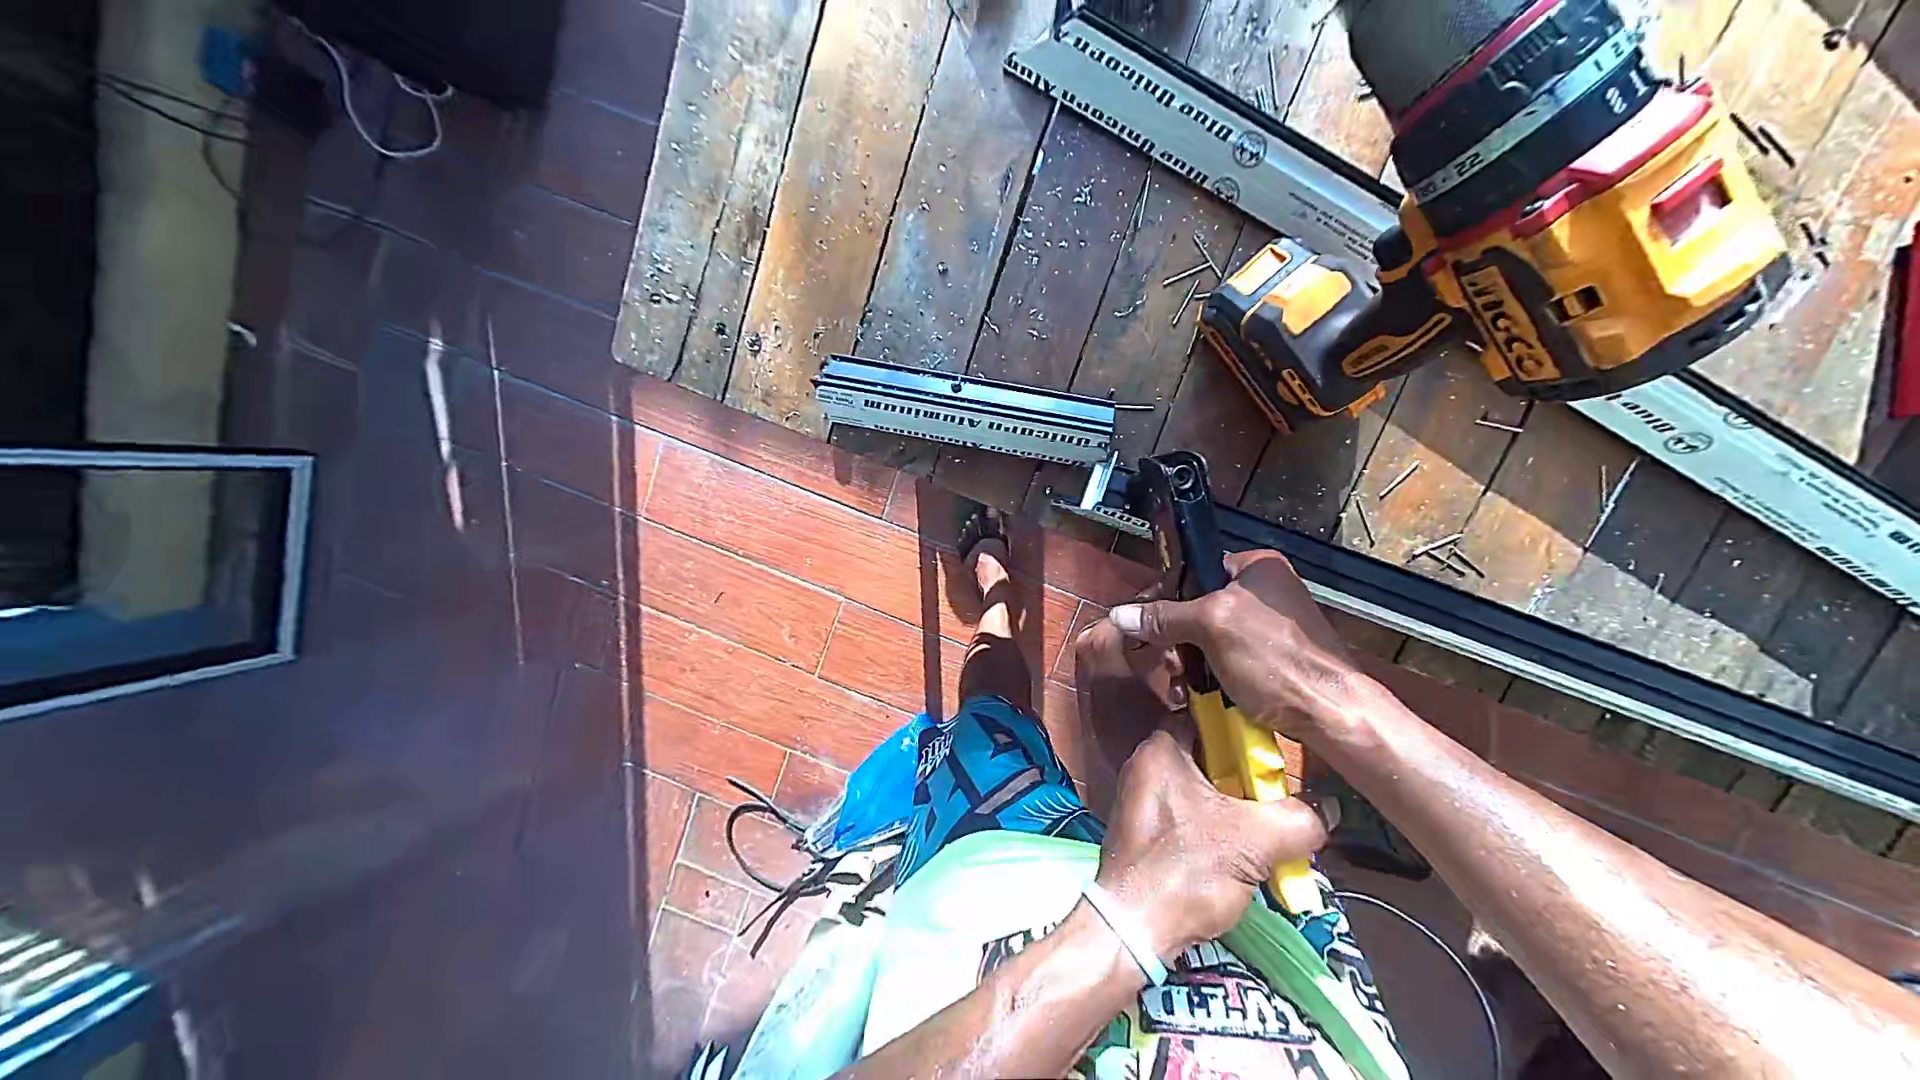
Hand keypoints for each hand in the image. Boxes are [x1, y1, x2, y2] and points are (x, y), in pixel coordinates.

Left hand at [1095, 723, 1325, 957]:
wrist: (1134, 927)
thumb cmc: (1188, 868)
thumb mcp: (1256, 840)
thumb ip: (1299, 818)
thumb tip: (1327, 809)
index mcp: (1160, 749)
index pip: (1203, 716)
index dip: (1240, 730)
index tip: (1270, 752)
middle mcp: (1143, 765)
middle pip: (1204, 755)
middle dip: (1242, 775)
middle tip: (1274, 796)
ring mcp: (1139, 799)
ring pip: (1197, 788)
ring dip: (1231, 806)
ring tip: (1263, 828)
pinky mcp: (1141, 830)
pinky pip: (1185, 814)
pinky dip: (1212, 826)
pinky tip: (1237, 852)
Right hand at [1107, 550, 1370, 742]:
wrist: (1332, 714)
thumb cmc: (1279, 661)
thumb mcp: (1211, 628)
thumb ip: (1165, 617)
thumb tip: (1122, 615)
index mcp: (1257, 567)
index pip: (1194, 570)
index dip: (1166, 595)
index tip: (1146, 622)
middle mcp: (1265, 591)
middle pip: (1197, 606)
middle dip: (1177, 637)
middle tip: (1170, 659)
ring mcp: (1269, 626)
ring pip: (1208, 636)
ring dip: (1190, 660)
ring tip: (1185, 682)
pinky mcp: (1271, 657)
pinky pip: (1225, 658)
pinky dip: (1209, 674)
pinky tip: (1201, 692)